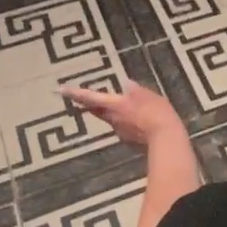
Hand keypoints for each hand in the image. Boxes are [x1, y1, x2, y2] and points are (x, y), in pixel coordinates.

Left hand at [61, 81, 184, 145]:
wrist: (166, 141)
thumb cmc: (157, 114)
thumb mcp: (149, 96)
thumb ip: (136, 91)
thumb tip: (126, 84)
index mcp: (115, 105)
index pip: (90, 97)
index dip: (75, 93)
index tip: (60, 90)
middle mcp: (113, 120)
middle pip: (97, 111)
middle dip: (90, 104)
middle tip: (83, 99)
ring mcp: (121, 132)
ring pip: (112, 120)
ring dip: (112, 114)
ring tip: (122, 108)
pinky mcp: (131, 142)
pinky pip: (125, 129)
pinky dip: (128, 123)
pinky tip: (138, 122)